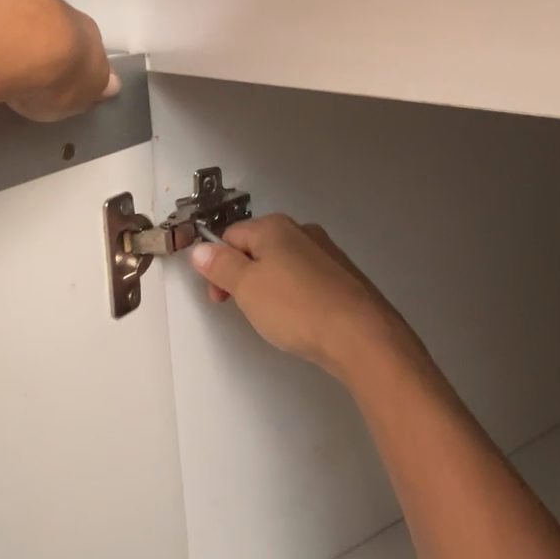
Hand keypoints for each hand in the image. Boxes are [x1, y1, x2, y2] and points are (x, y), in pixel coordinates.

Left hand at [0, 0, 118, 121]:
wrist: (1, 41)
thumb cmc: (52, 74)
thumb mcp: (82, 94)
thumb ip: (95, 86)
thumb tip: (111, 83)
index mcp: (83, 26)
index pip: (86, 38)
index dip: (73, 56)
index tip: (58, 76)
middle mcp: (51, 0)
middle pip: (48, 17)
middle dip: (36, 36)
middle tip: (19, 66)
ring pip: (9, 6)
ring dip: (1, 25)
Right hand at [189, 215, 420, 381]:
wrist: (359, 332)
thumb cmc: (295, 307)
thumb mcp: (247, 287)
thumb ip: (221, 266)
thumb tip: (200, 248)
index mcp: (275, 226)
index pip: (230, 235)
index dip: (216, 265)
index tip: (218, 297)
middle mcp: (302, 231)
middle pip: (258, 248)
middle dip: (243, 276)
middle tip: (242, 309)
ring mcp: (326, 252)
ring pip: (283, 264)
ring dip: (269, 287)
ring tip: (272, 317)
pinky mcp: (342, 276)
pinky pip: (306, 280)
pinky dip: (294, 295)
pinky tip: (298, 318)